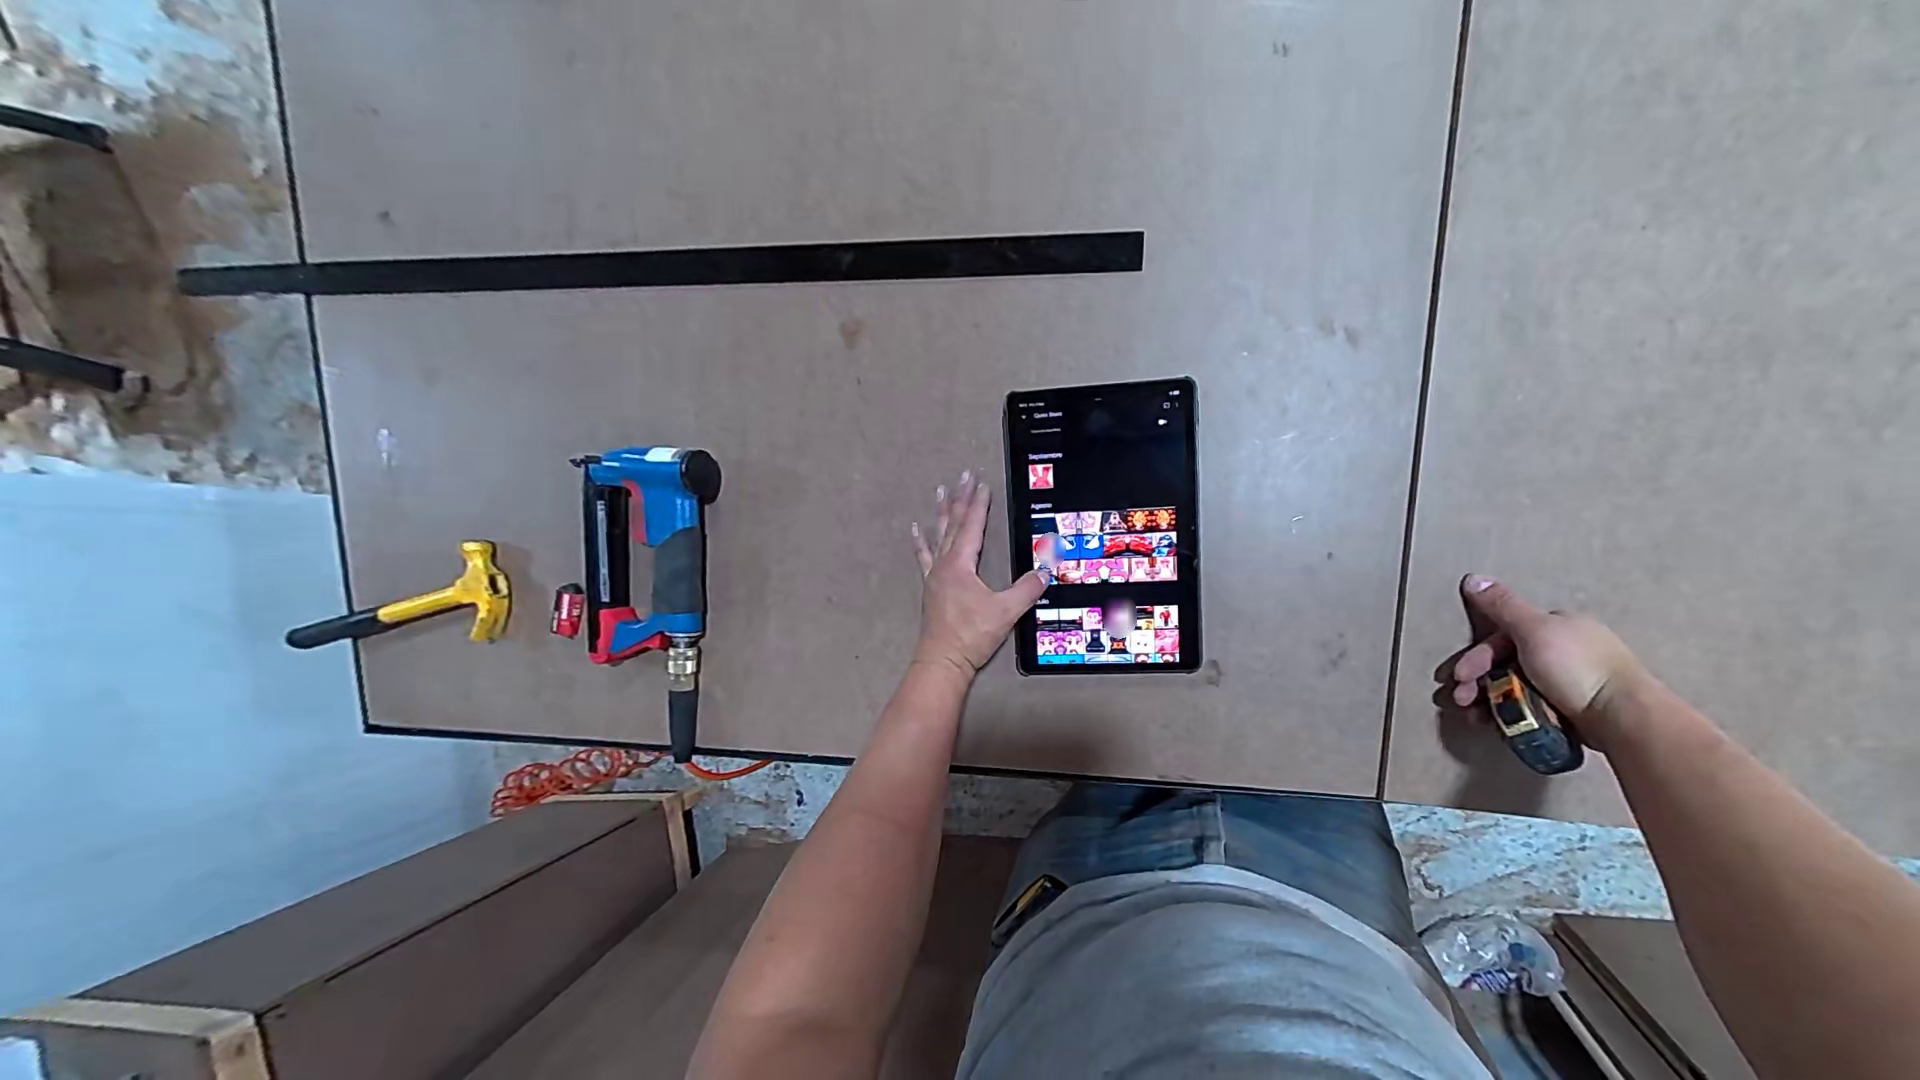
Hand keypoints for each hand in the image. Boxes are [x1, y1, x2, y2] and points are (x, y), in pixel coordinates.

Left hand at [910, 470, 1047, 676]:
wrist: (942, 661)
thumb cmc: (970, 636)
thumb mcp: (1005, 612)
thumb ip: (1026, 590)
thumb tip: (1044, 572)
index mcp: (960, 566)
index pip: (972, 527)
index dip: (979, 504)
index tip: (982, 484)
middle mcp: (944, 565)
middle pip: (953, 524)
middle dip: (960, 498)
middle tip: (963, 476)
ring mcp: (935, 576)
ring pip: (938, 535)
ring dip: (941, 512)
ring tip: (939, 491)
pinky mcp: (932, 588)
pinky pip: (924, 556)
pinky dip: (920, 541)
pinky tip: (915, 530)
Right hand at [1446, 575, 1651, 751]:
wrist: (1623, 718)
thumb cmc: (1577, 669)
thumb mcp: (1533, 630)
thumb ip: (1501, 606)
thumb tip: (1473, 577)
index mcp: (1558, 627)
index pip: (1503, 636)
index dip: (1477, 656)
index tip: (1461, 677)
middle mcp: (1564, 651)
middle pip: (1505, 663)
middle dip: (1477, 682)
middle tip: (1461, 701)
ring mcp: (1569, 682)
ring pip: (1514, 687)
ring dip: (1488, 701)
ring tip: (1477, 719)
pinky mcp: (1572, 709)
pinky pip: (1530, 706)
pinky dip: (1510, 714)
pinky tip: (1499, 724)